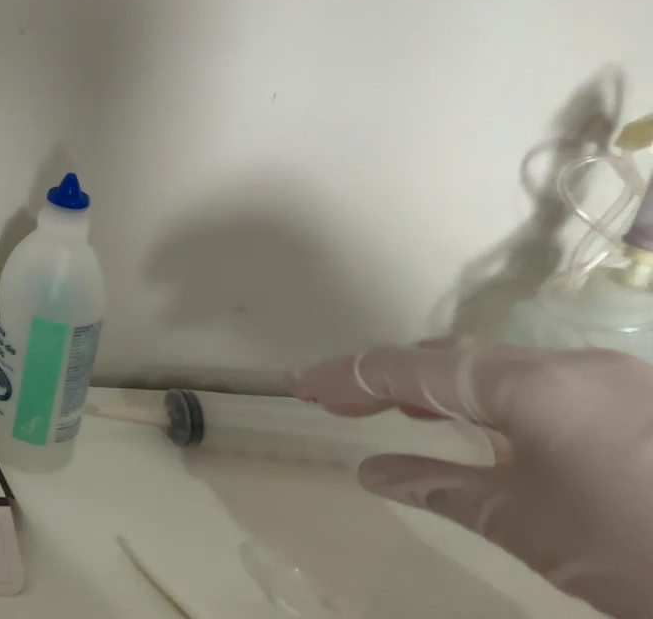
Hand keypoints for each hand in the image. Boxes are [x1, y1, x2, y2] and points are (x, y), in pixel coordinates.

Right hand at [294, 340, 652, 618]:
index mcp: (534, 385)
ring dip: (443, 390)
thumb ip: (440, 487)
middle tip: (339, 403)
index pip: (411, 369)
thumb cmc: (643, 559)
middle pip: (455, 359)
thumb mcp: (531, 529)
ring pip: (502, 370)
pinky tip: (479, 427)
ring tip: (398, 413)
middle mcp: (576, 366)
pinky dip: (496, 402)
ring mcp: (623, 382)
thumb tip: (372, 474)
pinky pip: (547, 387)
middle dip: (392, 380)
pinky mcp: (651, 406)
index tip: (300, 385)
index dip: (347, 377)